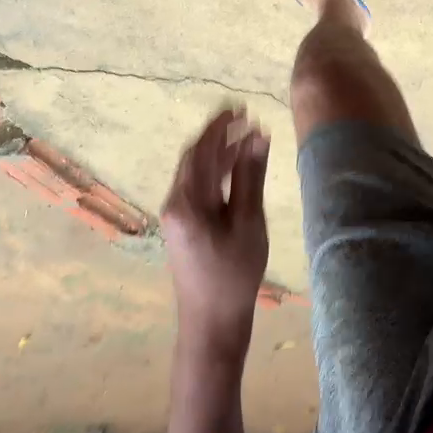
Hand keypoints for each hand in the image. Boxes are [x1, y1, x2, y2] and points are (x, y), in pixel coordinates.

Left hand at [161, 108, 270, 353]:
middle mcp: (174, 204)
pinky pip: (198, 187)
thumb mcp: (248, 222)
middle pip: (195, 157)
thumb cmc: (233, 274)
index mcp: (186, 202)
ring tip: (247, 137)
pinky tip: (238, 168)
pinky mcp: (184, 226)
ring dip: (219, 152)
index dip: (222, 126)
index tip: (242, 108)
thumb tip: (258, 136)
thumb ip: (251, 176)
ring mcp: (177, 216)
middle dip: (219, 135)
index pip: (202, 150)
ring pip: (197, 172)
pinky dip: (217, 171)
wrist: (211, 324)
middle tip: (246, 117)